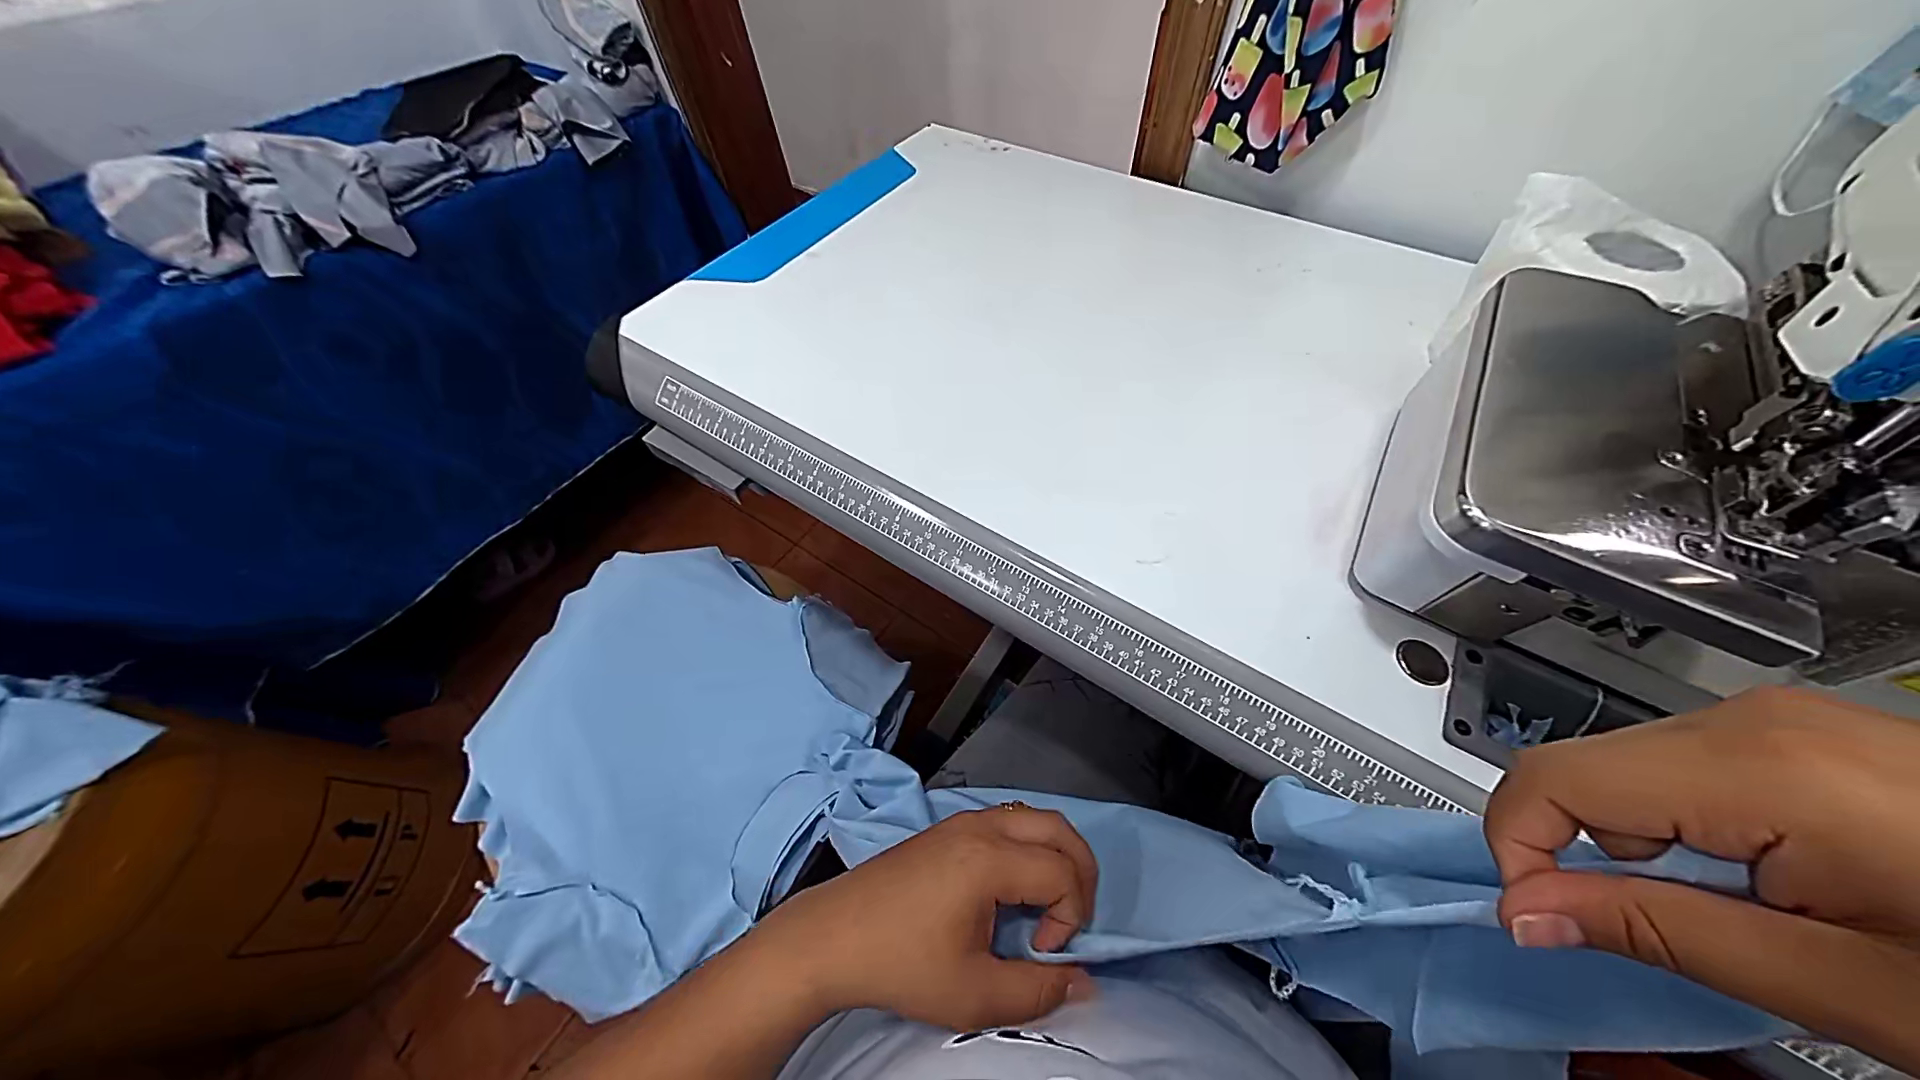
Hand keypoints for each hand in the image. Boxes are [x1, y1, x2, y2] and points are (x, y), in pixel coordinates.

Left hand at [751, 803, 1099, 1030]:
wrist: (832, 937)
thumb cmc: (900, 963)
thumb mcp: (974, 994)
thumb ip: (1038, 991)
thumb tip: (1082, 981)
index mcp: (988, 858)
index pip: (1063, 872)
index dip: (1070, 917)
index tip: (1040, 951)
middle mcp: (980, 826)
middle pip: (1059, 828)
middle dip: (1080, 873)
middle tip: (1069, 919)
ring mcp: (961, 821)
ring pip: (1034, 817)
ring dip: (1055, 855)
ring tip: (1044, 905)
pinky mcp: (947, 827)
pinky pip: (1008, 821)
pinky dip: (1028, 847)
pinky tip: (1010, 889)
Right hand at [1483, 686, 1919, 1069]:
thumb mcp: (1848, 987)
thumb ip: (1657, 932)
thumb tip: (1529, 912)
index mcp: (1762, 767)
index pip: (1552, 779)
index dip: (1519, 844)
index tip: (1539, 912)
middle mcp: (1755, 721)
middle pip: (1584, 767)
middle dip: (1589, 847)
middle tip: (1661, 925)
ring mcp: (1780, 719)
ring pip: (1626, 766)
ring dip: (1641, 838)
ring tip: (1741, 902)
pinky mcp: (1797, 731)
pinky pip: (1680, 764)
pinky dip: (1685, 821)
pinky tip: (1766, 869)